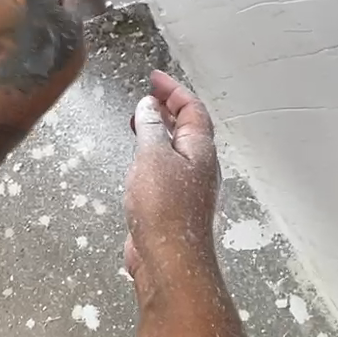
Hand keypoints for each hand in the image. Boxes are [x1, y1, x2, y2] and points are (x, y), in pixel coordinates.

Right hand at [124, 70, 219, 290]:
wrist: (167, 258)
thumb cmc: (163, 208)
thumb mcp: (152, 156)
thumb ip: (150, 128)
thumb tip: (148, 107)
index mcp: (199, 149)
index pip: (192, 108)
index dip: (174, 90)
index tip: (155, 78)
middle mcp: (198, 165)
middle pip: (188, 127)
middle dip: (168, 107)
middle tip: (148, 95)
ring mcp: (187, 185)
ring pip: (176, 147)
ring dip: (160, 129)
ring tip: (140, 120)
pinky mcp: (173, 203)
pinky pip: (165, 167)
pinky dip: (152, 152)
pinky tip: (138, 158)